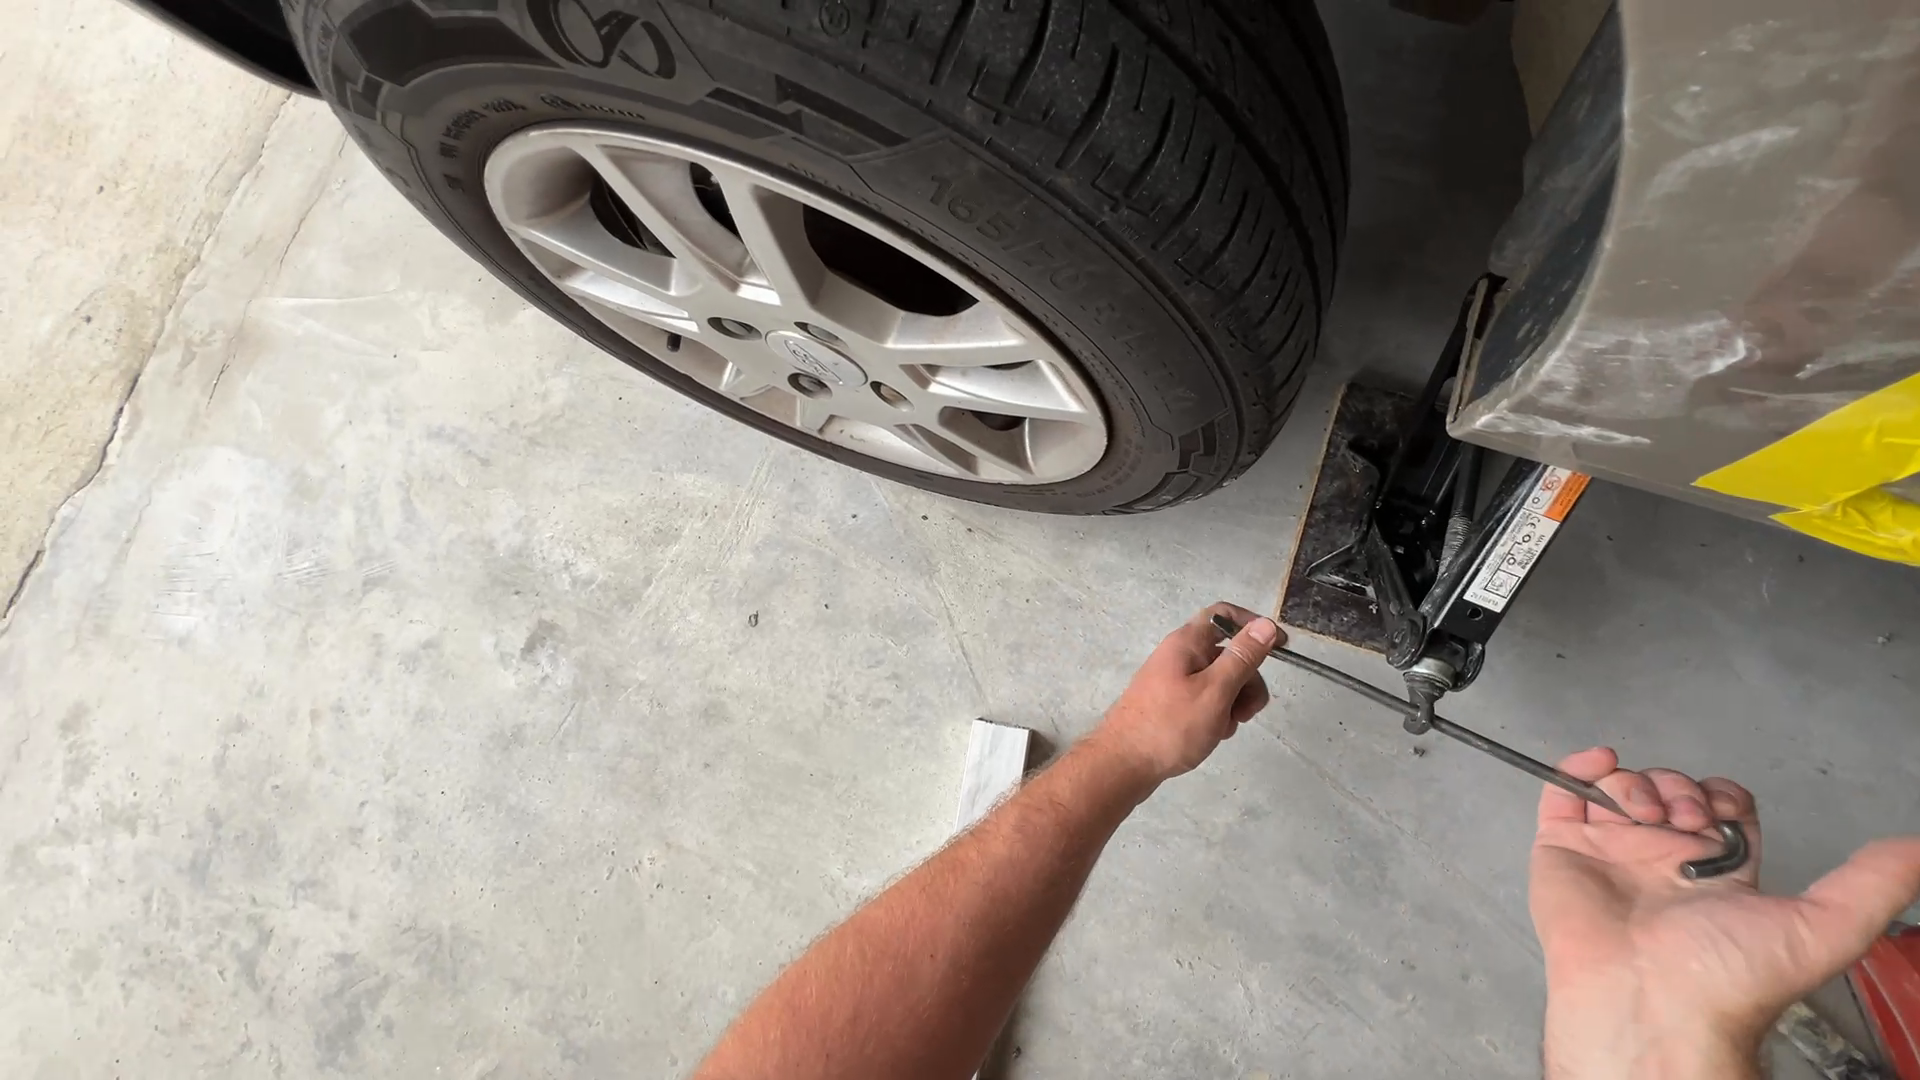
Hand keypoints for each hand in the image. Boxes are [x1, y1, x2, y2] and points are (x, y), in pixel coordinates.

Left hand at [1089, 602, 1278, 785]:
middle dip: (1246, 682)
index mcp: (1187, 643)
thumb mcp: (1215, 691)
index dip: (1254, 626)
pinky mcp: (1172, 702)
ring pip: (1221, 681)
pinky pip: (1206, 700)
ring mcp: (1174, 680)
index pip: (1224, 615)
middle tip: (1244, 713)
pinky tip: (1210, 735)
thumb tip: (1266, 624)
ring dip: (1232, 704)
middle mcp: (1179, 655)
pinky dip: (1216, 715)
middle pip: (1229, 654)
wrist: (1123, 763)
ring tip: (1221, 729)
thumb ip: (1242, 658)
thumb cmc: (1170, 725)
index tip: (1280, 648)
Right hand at [1530, 747, 1919, 1079]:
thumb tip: (1916, 845)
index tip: (1724, 813)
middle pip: (1667, 790)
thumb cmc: (1726, 969)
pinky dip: (1578, 767)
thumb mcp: (1818, 930)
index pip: (1719, 811)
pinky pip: (1561, 791)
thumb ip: (1866, 887)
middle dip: (1678, 788)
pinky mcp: (1561, 843)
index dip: (1722, 797)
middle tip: (1684, 818)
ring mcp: (1608, 846)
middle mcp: (1660, 855)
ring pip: (1620, 785)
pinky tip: (1601, 761)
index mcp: (1714, 871)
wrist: (1647, 990)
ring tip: (1643, 811)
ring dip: (1636, 781)